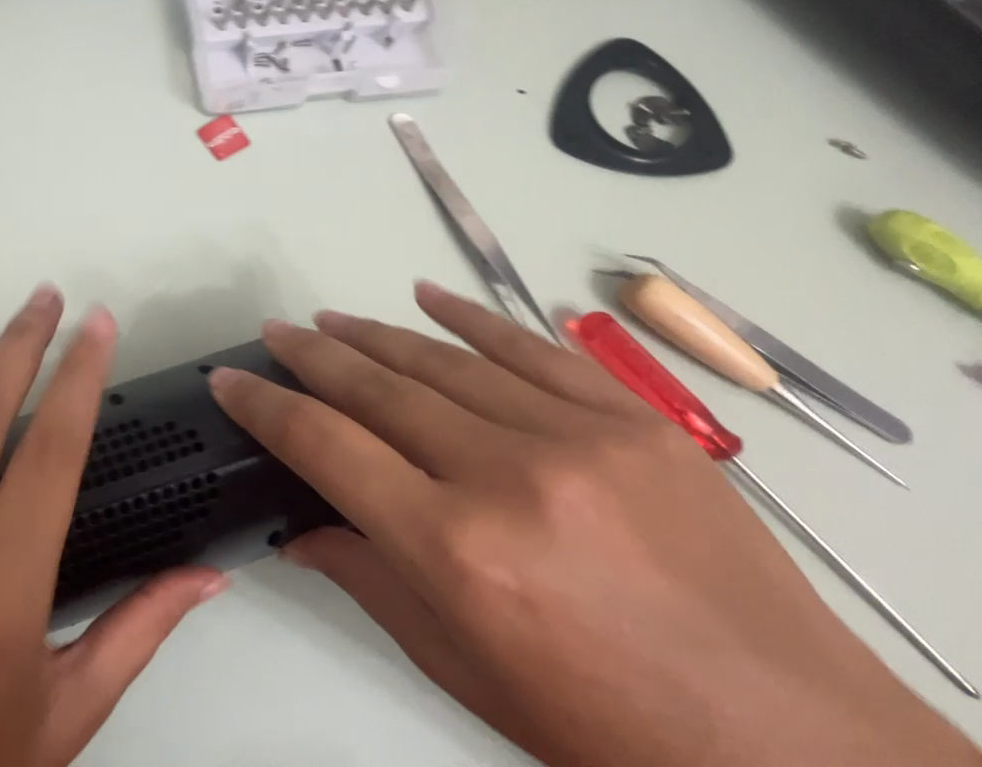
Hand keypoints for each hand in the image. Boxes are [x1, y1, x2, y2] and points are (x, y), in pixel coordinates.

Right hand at [210, 282, 979, 766]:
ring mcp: (581, 438)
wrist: (789, 742)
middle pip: (379, 388)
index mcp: (454, 548)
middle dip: (312, 355)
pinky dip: (474, 319)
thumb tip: (301, 528)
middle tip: (274, 332)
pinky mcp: (639, 423)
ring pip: (447, 360)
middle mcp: (507, 475)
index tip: (231, 381)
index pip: (326, 447)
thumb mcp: (462, 667)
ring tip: (331, 319)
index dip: (266, 407)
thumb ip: (369, 580)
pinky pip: (537, 350)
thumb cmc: (603, 724)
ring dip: (377, 334)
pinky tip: (428, 297)